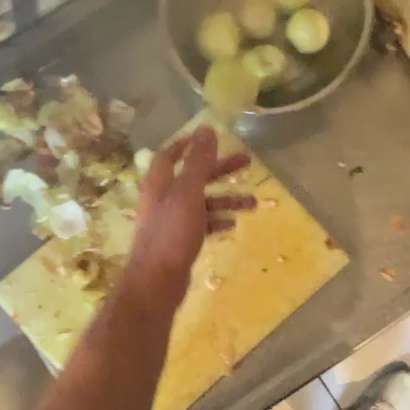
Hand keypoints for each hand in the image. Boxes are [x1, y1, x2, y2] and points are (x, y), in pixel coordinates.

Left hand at [121, 127, 252, 310]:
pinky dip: (217, 222)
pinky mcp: (179, 242)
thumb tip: (206, 128)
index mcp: (160, 183)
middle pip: (193, 178)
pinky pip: (201, 225)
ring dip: (226, 200)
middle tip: (248, 164)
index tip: (210, 138)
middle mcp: (163, 199)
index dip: (189, 145)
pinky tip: (233, 225)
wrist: (157, 281)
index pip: (170, 155)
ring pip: (201, 203)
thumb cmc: (172, 233)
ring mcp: (170, 222)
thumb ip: (197, 161)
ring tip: (252, 203)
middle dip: (219, 171)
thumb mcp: (188, 192)